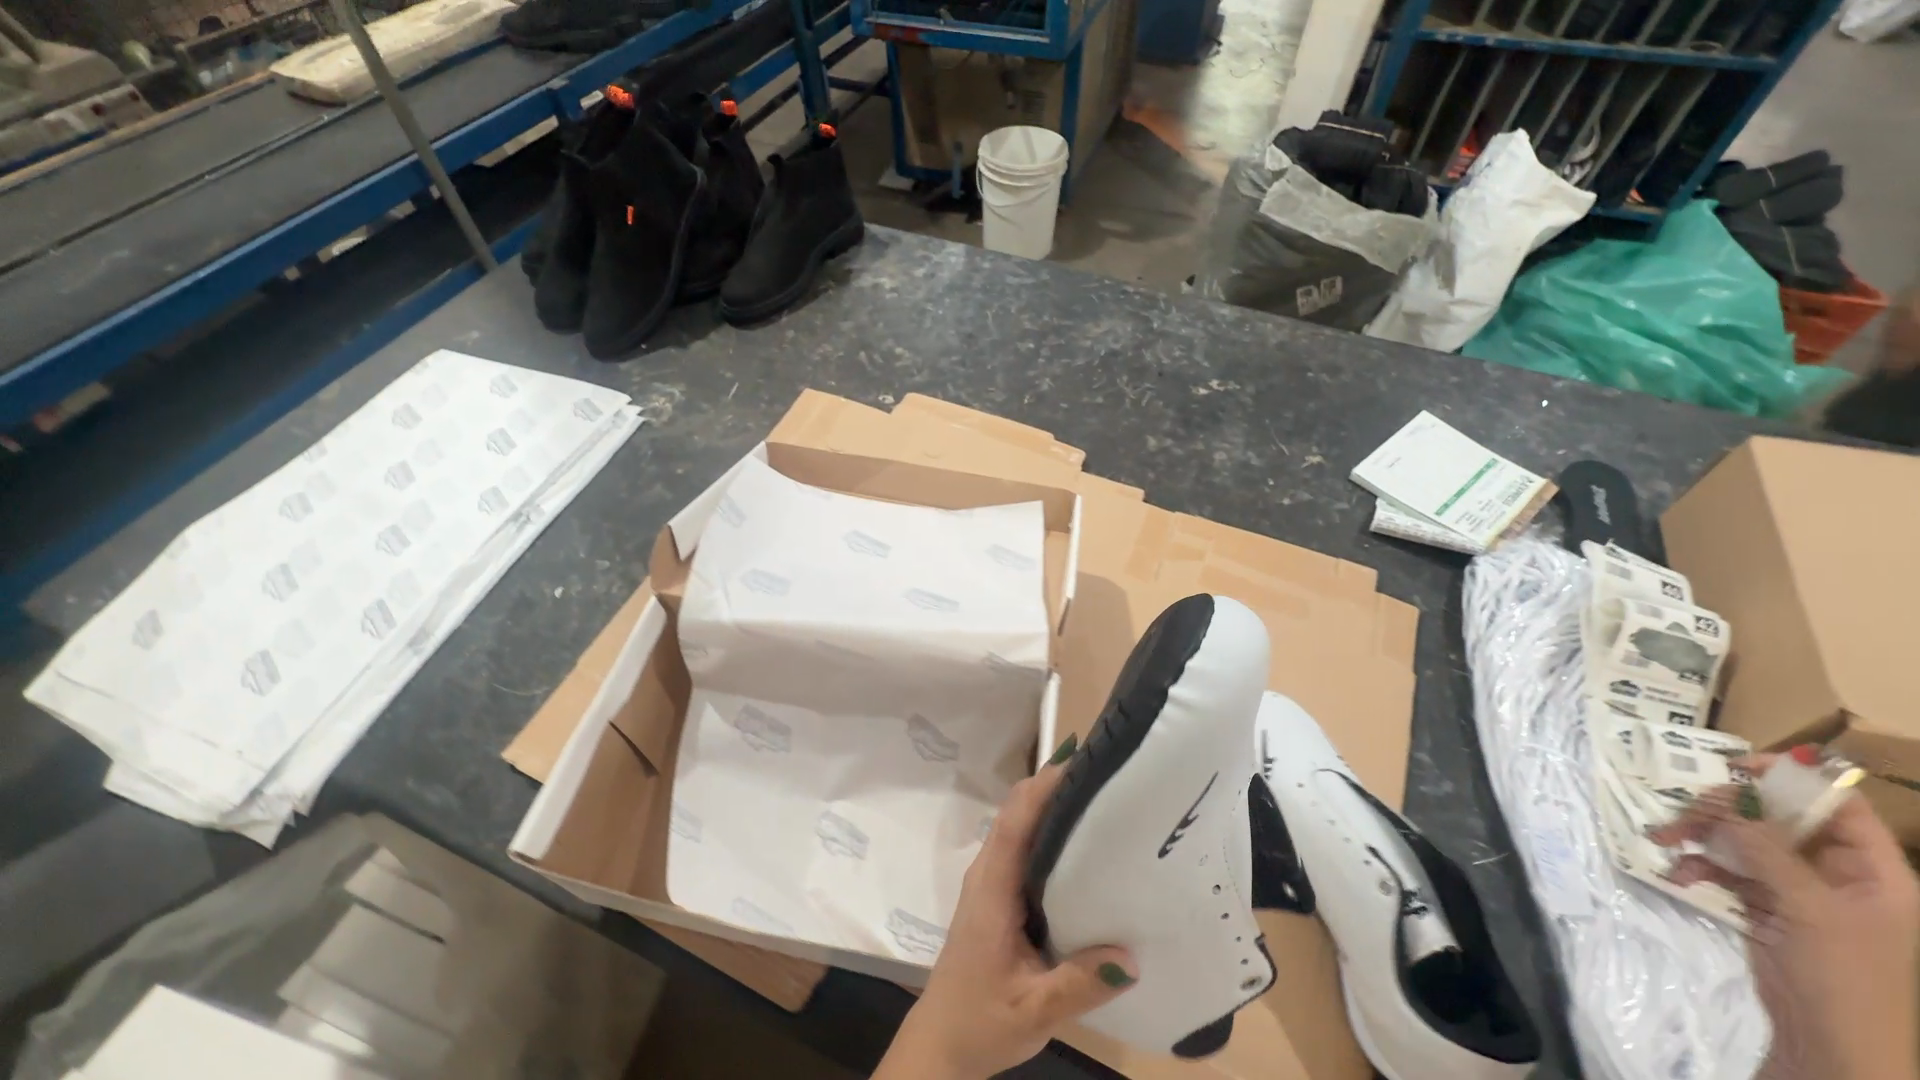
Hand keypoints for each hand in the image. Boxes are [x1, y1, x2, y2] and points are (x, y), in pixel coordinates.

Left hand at [874, 738, 1136, 1079]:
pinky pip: (1023, 851)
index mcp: (992, 892)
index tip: (1081, 761)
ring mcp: (991, 885)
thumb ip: (1079, 984)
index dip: (1043, 788)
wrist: (942, 1043)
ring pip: (1019, 829)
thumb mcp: (1034, 1010)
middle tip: (1108, 774)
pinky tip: (1086, 846)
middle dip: (1055, 787)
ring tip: (1104, 798)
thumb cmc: (981, 1022)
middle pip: (1017, 815)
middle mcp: (988, 877)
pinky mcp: (998, 898)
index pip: (1015, 824)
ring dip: (1052, 807)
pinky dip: (1050, 834)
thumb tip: (1132, 956)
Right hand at [1651, 755, 1919, 1079]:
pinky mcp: (1765, 908)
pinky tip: (1679, 874)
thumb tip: (1729, 802)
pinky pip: (1728, 872)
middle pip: (1780, 819)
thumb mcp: (1811, 910)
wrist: (1833, 1046)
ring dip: (1703, 836)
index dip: (1793, 779)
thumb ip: (1769, 852)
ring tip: (1663, 838)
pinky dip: (1700, 868)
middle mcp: (1838, 873)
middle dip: (1728, 811)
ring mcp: (1799, 891)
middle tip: (1684, 810)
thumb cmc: (1844, 978)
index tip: (1737, 767)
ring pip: (1746, 842)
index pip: (1838, 805)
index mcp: (1873, 871)